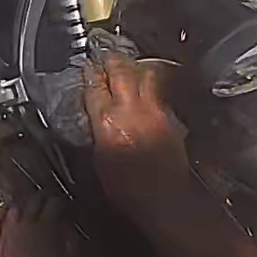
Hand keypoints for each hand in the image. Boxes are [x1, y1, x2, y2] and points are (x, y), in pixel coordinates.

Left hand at [0, 196, 76, 256]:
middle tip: (52, 203)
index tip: (68, 207)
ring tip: (31, 206)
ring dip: (24, 206)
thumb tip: (72, 231)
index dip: (64, 204)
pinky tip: (2, 213)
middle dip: (44, 200)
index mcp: (45, 230)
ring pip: (12, 211)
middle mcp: (21, 230)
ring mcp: (3, 240)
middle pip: (32, 203)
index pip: (55, 205)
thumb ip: (74, 243)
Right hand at [82, 53, 204, 235]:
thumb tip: (98, 116)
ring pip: (144, 76)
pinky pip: (158, 92)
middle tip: (106, 56)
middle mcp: (132, 112)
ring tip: (127, 64)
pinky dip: (150, 84)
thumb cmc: (129, 189)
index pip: (96, 89)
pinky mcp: (169, 118)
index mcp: (108, 124)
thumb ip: (98, 131)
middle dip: (112, 61)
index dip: (90, 74)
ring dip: (133, 67)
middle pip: (121, 73)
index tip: (87, 67)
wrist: (162, 200)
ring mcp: (154, 112)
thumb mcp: (100, 161)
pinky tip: (146, 86)